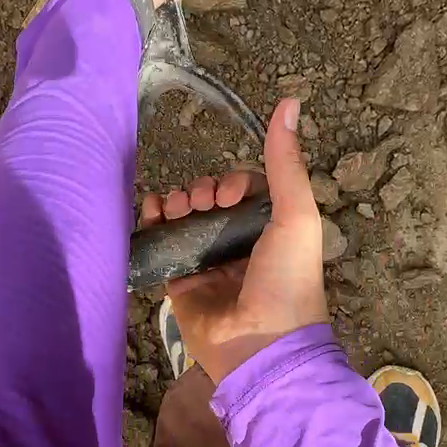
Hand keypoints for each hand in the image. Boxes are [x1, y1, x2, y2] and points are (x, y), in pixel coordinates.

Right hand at [139, 98, 327, 382]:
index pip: (245, 190)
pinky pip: (161, 244)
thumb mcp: (295, 216)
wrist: (260, 345)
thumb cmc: (286, 279)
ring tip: (177, 207)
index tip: (229, 192)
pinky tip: (151, 210)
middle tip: (202, 203)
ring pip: (184, 218)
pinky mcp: (179, 281)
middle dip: (202, 190)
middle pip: (211, 200)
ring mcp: (207, 262)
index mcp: (270, 230)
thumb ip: (286, 163)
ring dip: (176, 201)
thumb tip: (290, 101)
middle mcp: (238, 244)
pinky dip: (152, 222)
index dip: (233, 181)